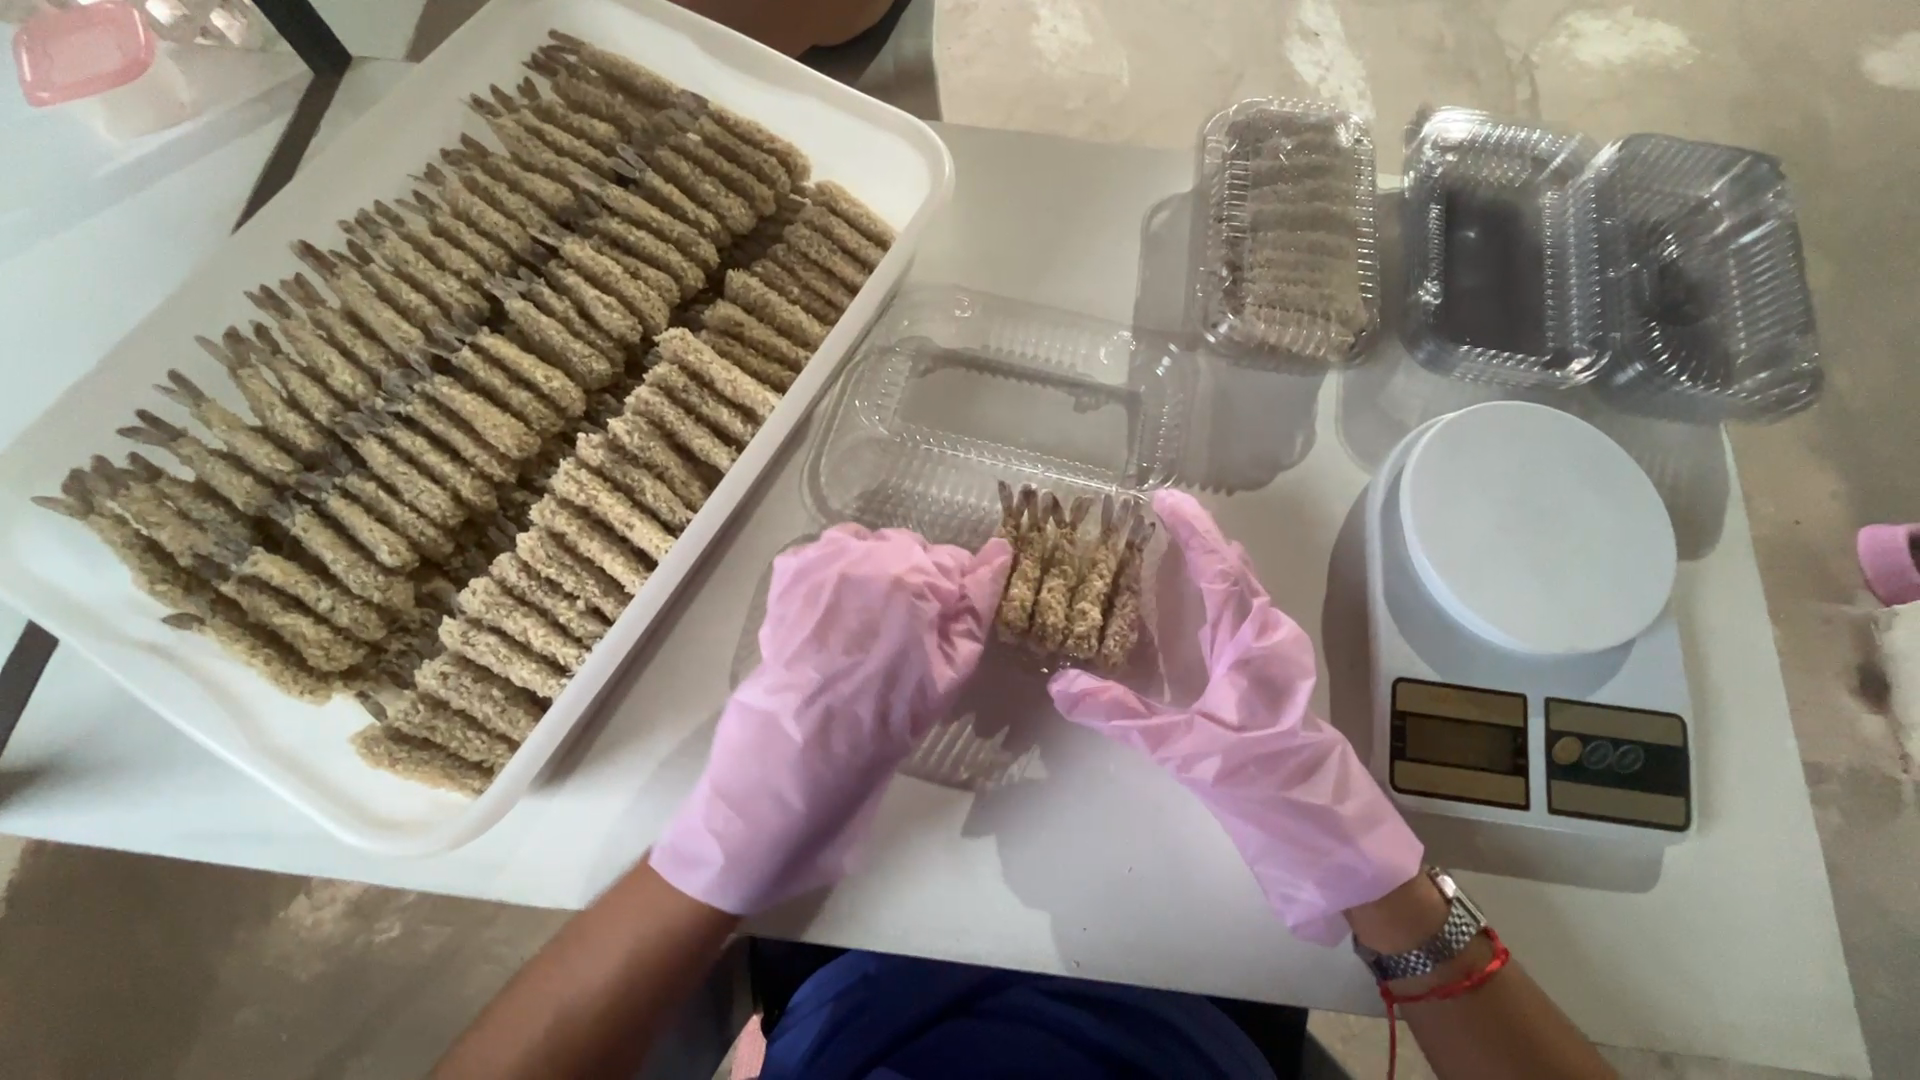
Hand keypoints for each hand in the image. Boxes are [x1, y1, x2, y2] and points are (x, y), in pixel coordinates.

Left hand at [650, 525, 1012, 914]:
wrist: (808, 738)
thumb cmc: (890, 711)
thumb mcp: (954, 666)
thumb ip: (979, 604)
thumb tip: (1001, 551)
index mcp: (917, 572)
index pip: (954, 561)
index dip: (953, 594)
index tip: (943, 623)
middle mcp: (869, 550)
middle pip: (908, 549)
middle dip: (914, 579)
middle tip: (902, 629)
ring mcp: (824, 557)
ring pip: (864, 546)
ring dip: (872, 569)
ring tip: (864, 618)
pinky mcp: (790, 571)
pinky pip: (822, 554)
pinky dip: (830, 573)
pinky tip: (829, 613)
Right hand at [1047, 491, 1422, 944]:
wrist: (1327, 836)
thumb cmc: (1267, 785)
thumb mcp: (1187, 751)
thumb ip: (1121, 715)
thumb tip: (1059, 683)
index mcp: (1253, 645)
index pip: (1219, 572)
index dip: (1192, 532)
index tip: (1162, 499)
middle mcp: (1265, 643)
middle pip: (1234, 576)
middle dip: (1200, 542)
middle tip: (1156, 518)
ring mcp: (1268, 664)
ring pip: (1239, 599)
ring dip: (1209, 570)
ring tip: (1170, 550)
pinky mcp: (1263, 687)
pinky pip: (1236, 626)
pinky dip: (1211, 604)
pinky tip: (1188, 614)